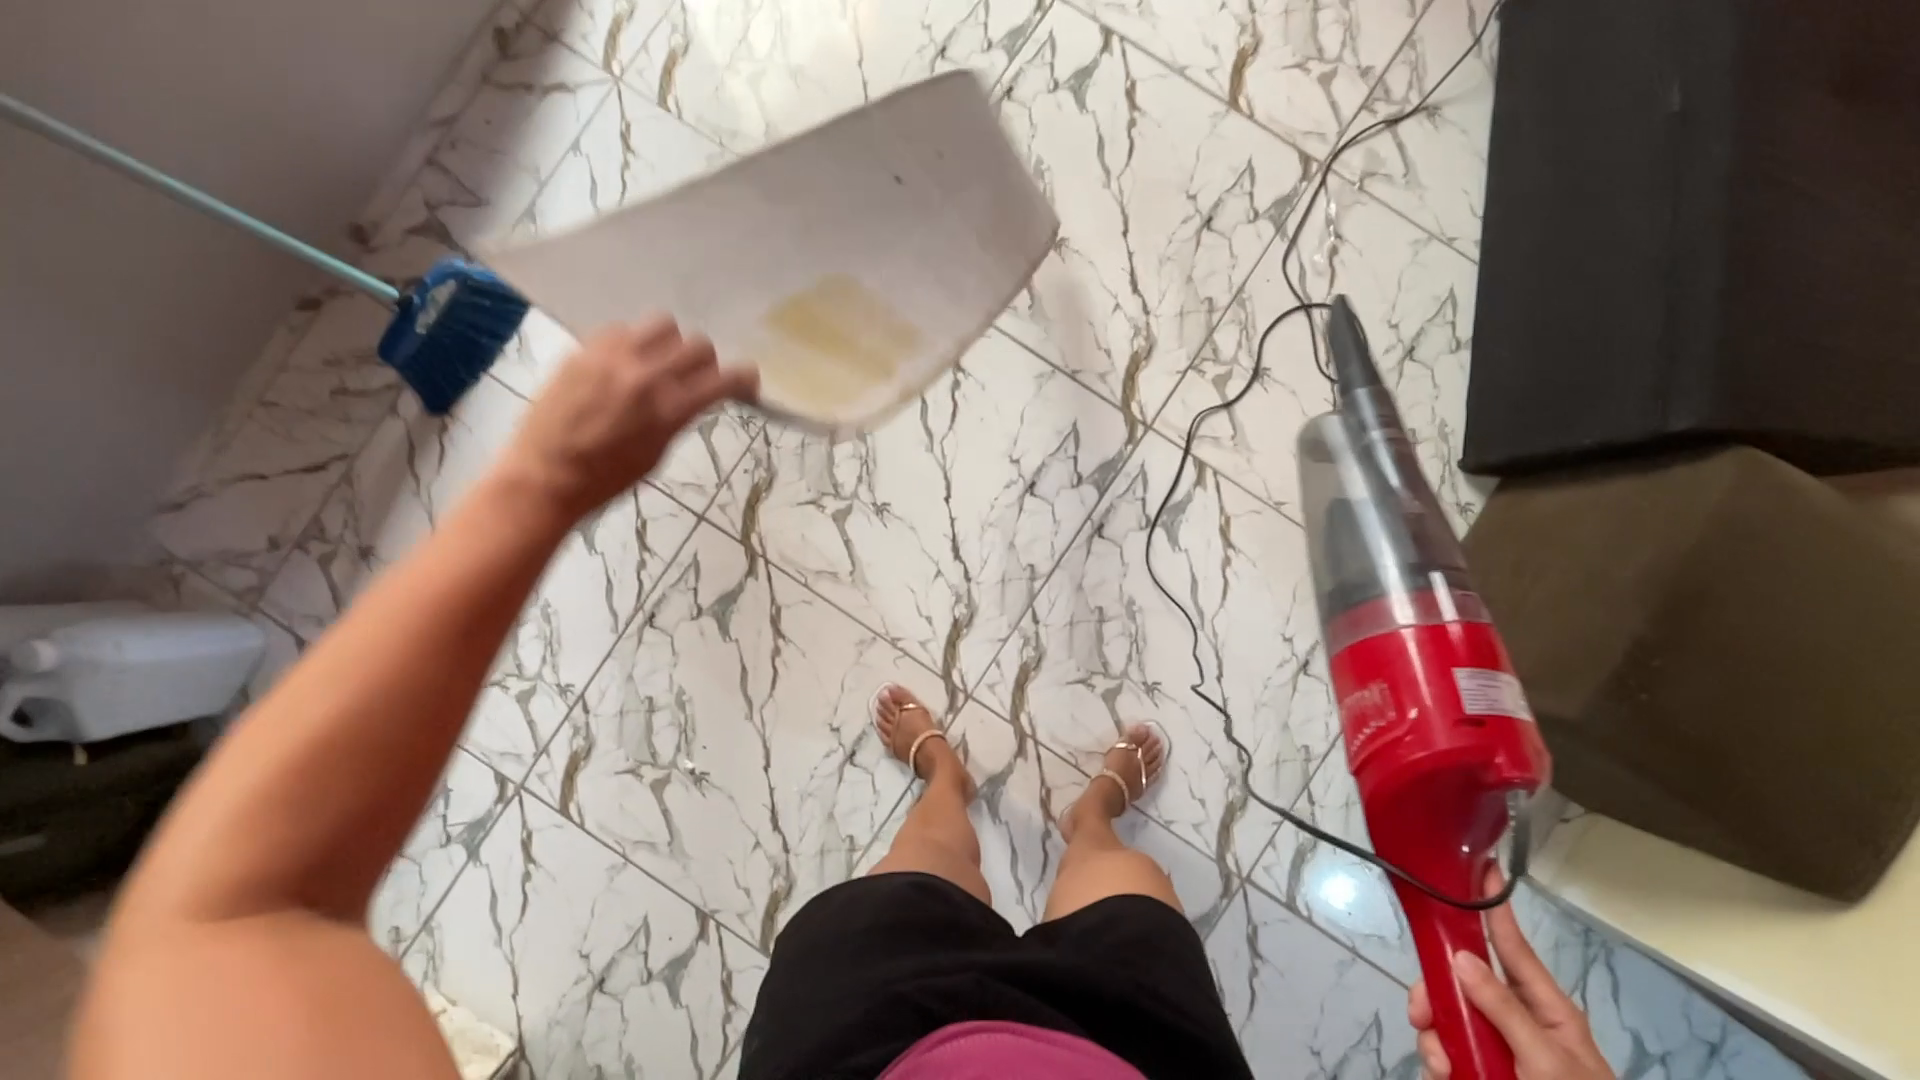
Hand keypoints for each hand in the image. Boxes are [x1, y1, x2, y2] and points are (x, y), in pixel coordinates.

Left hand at [499, 318, 757, 521]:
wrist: (543, 476)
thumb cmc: (606, 479)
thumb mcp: (657, 454)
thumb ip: (680, 418)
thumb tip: (694, 396)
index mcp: (671, 409)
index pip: (727, 378)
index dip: (745, 379)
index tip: (745, 386)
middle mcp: (647, 375)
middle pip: (699, 346)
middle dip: (707, 363)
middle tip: (697, 379)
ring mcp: (614, 357)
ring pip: (664, 324)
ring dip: (671, 343)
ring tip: (659, 363)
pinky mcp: (585, 349)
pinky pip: (623, 328)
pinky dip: (633, 343)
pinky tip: (623, 364)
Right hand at [1407, 870, 1611, 1079]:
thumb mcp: (1546, 1061)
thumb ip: (1503, 1009)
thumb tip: (1460, 957)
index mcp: (1545, 1010)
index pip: (1513, 948)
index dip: (1494, 908)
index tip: (1482, 868)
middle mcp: (1516, 1022)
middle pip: (1460, 982)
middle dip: (1435, 995)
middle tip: (1422, 1015)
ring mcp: (1498, 1049)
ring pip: (1446, 1018)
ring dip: (1435, 1039)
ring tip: (1443, 1068)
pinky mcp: (1481, 1072)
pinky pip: (1445, 1052)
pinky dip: (1437, 1063)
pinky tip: (1444, 1077)